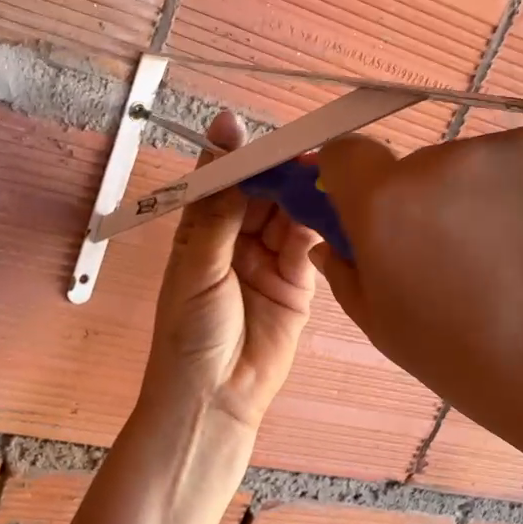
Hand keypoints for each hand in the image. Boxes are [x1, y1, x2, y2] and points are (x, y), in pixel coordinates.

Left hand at [141, 111, 322, 429]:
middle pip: (259, 193)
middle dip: (276, 169)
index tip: (242, 126)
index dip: (230, 156)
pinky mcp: (297, 283)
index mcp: (198, 235)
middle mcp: (233, 242)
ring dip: (301, 192)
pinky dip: (320, 222)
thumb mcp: (196, 268)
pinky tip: (332, 201)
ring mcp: (267, 261)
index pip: (217, 184)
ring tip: (321, 168)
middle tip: (300, 144)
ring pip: (287, 213)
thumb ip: (217, 212)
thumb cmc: (190, 335)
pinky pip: (310, 243)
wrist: (214, 398)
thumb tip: (221, 147)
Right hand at [311, 125, 522, 435]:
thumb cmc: (480, 366)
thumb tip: (337, 243)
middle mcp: (452, 157)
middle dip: (438, 203)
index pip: (347, 154)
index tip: (369, 208)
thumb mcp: (389, 331)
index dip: (353, 180)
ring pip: (499, 165)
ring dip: (505, 199)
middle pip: (429, 167)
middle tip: (472, 265)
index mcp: (388, 204)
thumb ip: (350, 275)